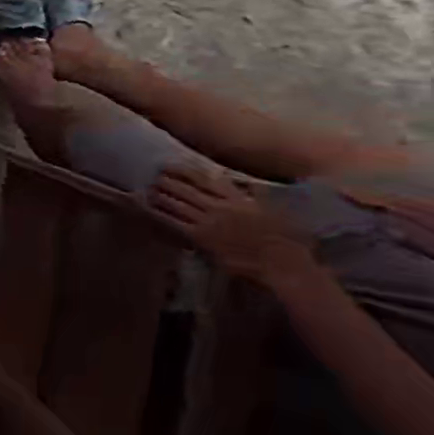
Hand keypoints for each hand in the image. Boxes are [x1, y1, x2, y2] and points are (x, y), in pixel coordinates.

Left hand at [148, 163, 312, 283]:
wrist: (288, 269)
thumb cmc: (288, 244)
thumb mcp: (276, 213)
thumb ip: (257, 196)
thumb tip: (245, 183)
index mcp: (240, 200)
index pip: (203, 178)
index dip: (181, 170)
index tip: (167, 165)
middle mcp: (220, 207)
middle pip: (182, 188)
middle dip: (164, 180)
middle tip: (152, 176)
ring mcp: (208, 222)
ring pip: (173, 202)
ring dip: (157, 193)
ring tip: (147, 188)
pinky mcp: (200, 236)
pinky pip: (171, 220)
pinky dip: (155, 211)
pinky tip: (145, 205)